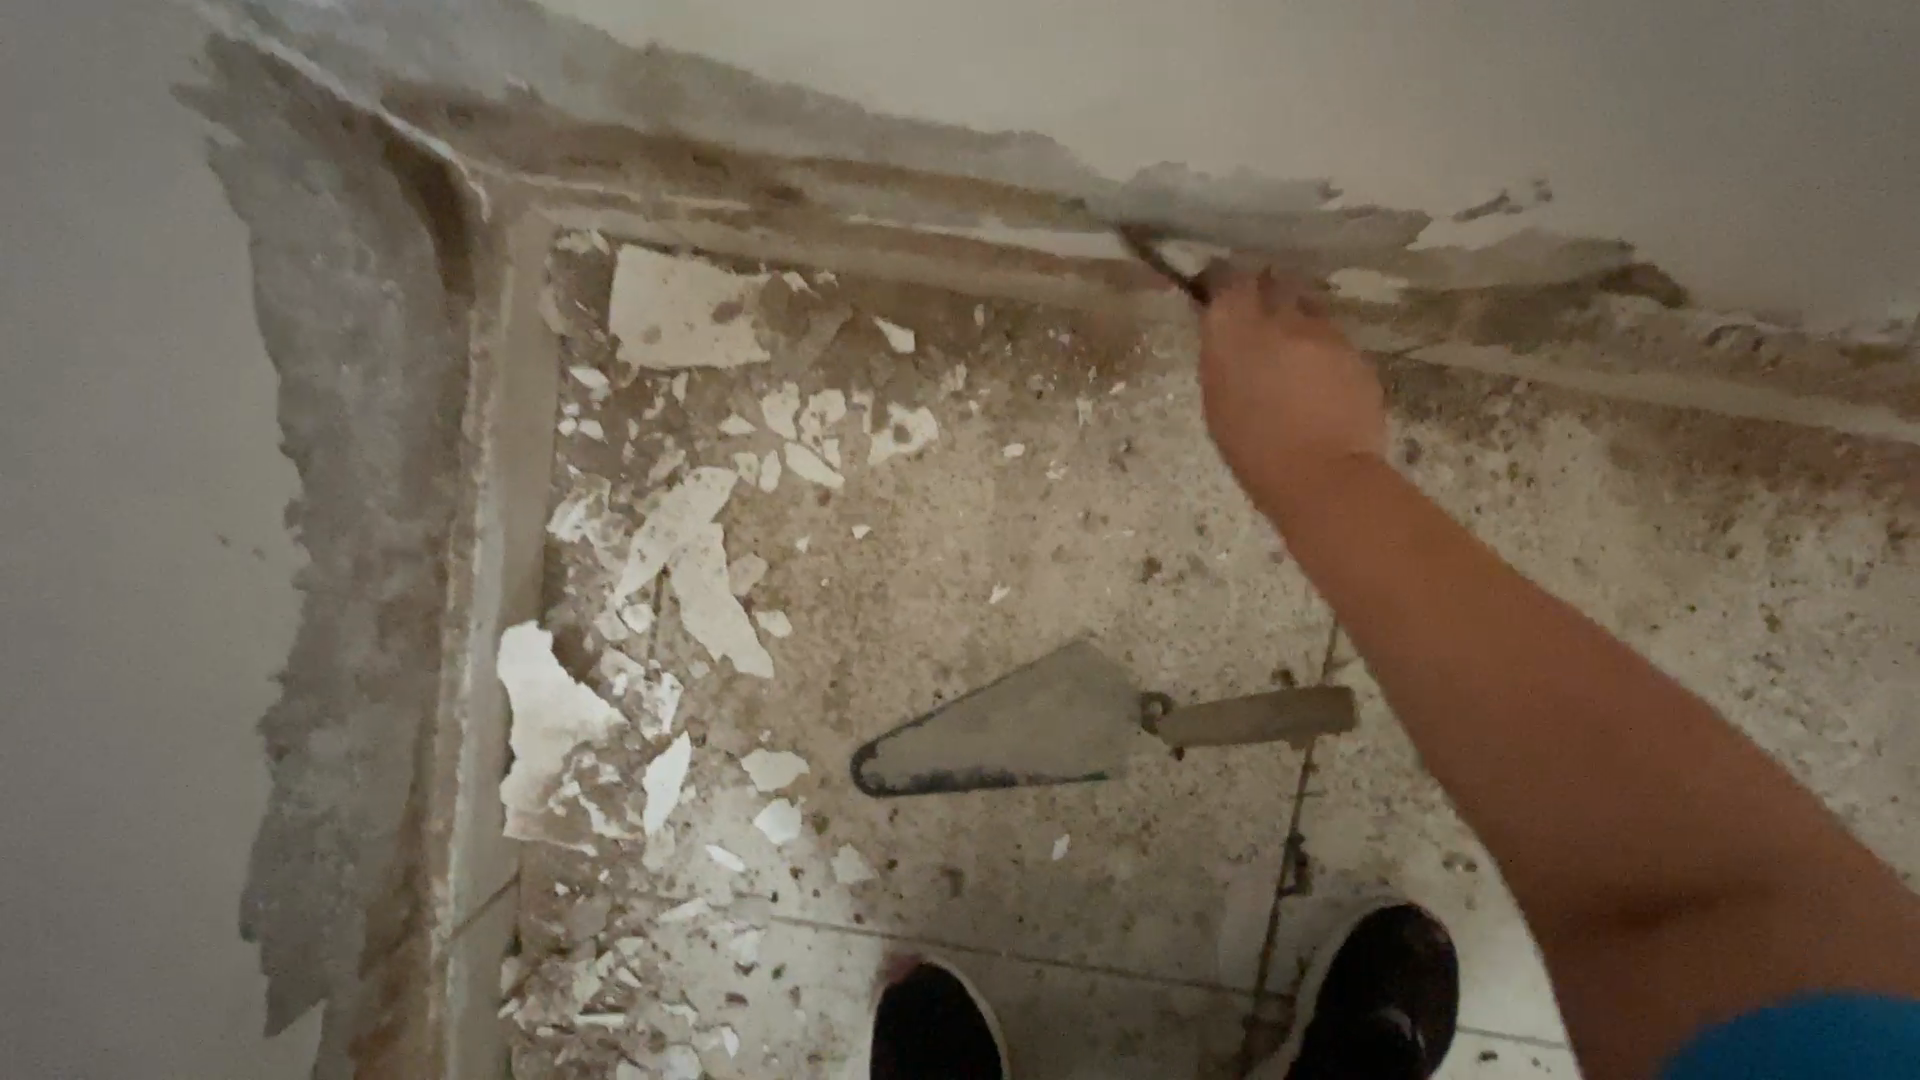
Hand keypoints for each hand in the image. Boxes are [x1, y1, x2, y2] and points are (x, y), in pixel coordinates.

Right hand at [1197, 265, 1387, 519]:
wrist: (1320, 474)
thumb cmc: (1252, 449)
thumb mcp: (1218, 402)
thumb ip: (1222, 358)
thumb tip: (1226, 336)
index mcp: (1233, 332)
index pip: (1228, 280)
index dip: (1226, 283)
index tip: (1221, 291)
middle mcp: (1279, 319)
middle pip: (1272, 283)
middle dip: (1265, 291)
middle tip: (1258, 312)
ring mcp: (1322, 331)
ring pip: (1306, 307)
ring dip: (1295, 319)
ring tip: (1290, 348)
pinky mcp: (1354, 350)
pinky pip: (1331, 337)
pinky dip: (1320, 347)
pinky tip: (1317, 377)